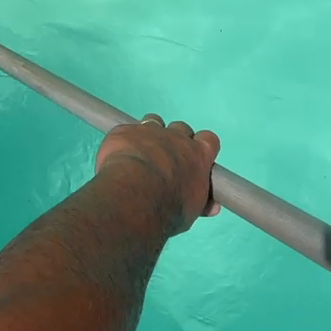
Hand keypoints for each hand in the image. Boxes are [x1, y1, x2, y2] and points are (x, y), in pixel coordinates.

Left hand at [94, 115, 219, 234]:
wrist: (135, 194)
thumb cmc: (170, 206)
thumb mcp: (193, 208)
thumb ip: (201, 200)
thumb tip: (212, 206)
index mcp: (198, 154)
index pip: (208, 139)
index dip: (200, 146)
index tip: (193, 156)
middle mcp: (176, 137)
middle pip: (180, 128)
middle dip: (173, 140)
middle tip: (164, 158)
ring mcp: (149, 130)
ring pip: (153, 121)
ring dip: (149, 133)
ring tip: (140, 151)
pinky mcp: (124, 130)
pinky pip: (125, 130)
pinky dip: (123, 140)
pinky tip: (117, 155)